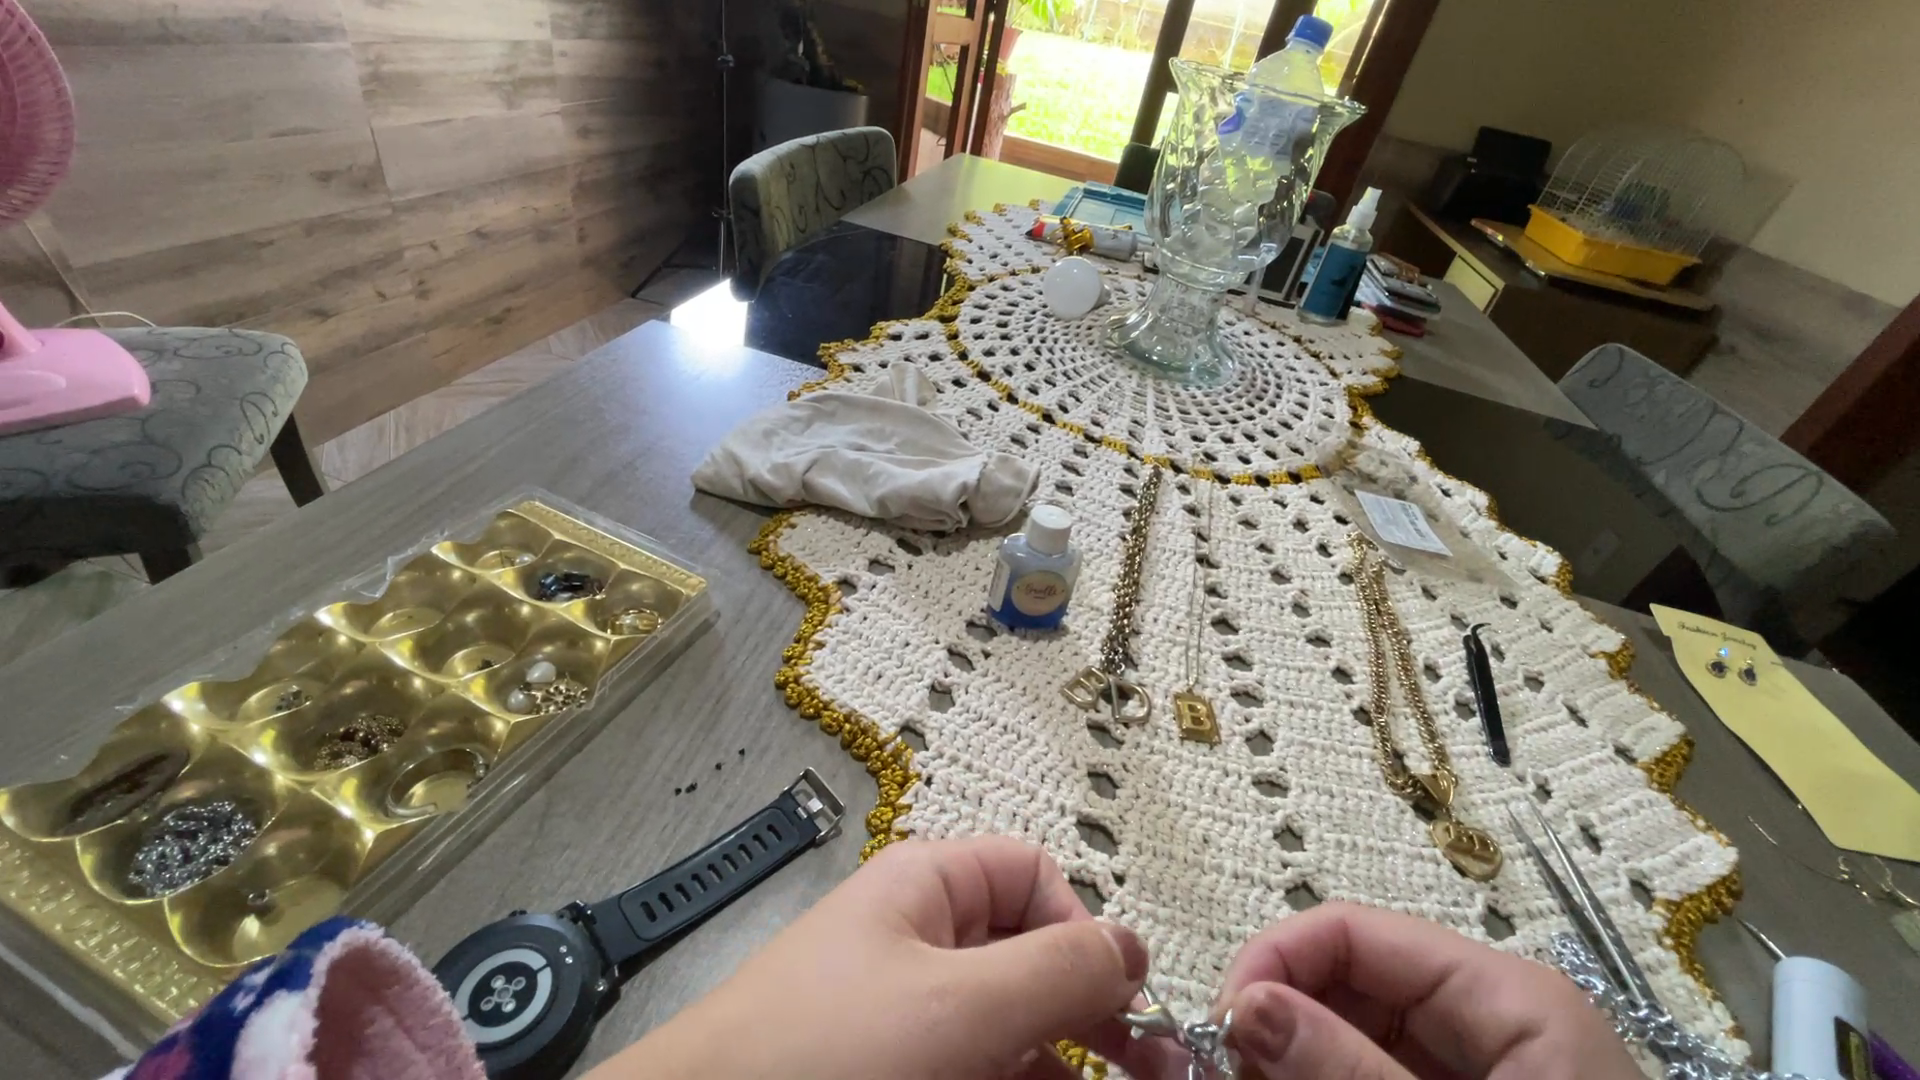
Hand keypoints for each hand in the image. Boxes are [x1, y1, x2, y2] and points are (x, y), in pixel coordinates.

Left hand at [587, 837, 1148, 1079]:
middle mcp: (921, 935)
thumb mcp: (958, 1004)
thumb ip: (1056, 972)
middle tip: (1156, 1070)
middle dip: (1089, 1009)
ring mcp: (904, 1008)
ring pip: (1005, 1021)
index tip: (1113, 1005)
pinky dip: (1014, 1077)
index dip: (1080, 931)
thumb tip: (1135, 945)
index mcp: (930, 884)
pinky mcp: (891, 1062)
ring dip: (1060, 1059)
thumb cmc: (835, 1050)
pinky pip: (971, 1060)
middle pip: (1027, 954)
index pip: (1033, 877)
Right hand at [1214, 903, 1637, 1079]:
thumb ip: (1349, 1072)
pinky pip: (1370, 1066)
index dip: (1275, 959)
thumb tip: (1242, 1005)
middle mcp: (1486, 1013)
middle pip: (1346, 978)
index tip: (1222, 1024)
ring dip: (1293, 1055)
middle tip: (1227, 1071)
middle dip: (1278, 1017)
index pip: (1352, 930)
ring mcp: (1475, 1062)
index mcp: (1505, 994)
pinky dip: (1323, 1078)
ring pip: (1349, 1026)